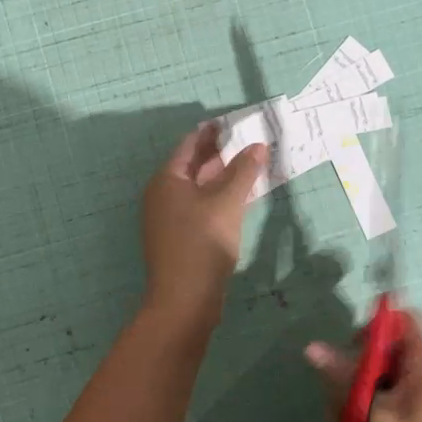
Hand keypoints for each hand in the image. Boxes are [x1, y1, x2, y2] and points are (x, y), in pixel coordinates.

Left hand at [140, 123, 267, 328]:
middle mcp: (163, 195)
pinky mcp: (181, 238)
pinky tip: (242, 198)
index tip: (234, 121)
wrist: (184, 300)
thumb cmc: (203, 242)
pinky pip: (201, 207)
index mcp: (167, 179)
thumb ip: (244, 171)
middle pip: (193, 165)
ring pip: (199, 188)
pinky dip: (220, 198)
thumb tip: (258, 145)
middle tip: (249, 139)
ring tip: (252, 164)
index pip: (190, 144)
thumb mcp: (228, 202)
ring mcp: (170, 218)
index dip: (212, 132)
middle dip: (220, 153)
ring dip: (223, 177)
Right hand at [305, 320, 421, 421]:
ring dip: (365, 392)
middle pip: (392, 350)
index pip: (405, 320)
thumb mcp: (373, 420)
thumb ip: (345, 380)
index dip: (377, 323)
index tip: (351, 345)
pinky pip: (395, 401)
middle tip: (342, 388)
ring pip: (389, 379)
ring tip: (350, 419)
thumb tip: (314, 347)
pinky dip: (375, 410)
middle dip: (362, 364)